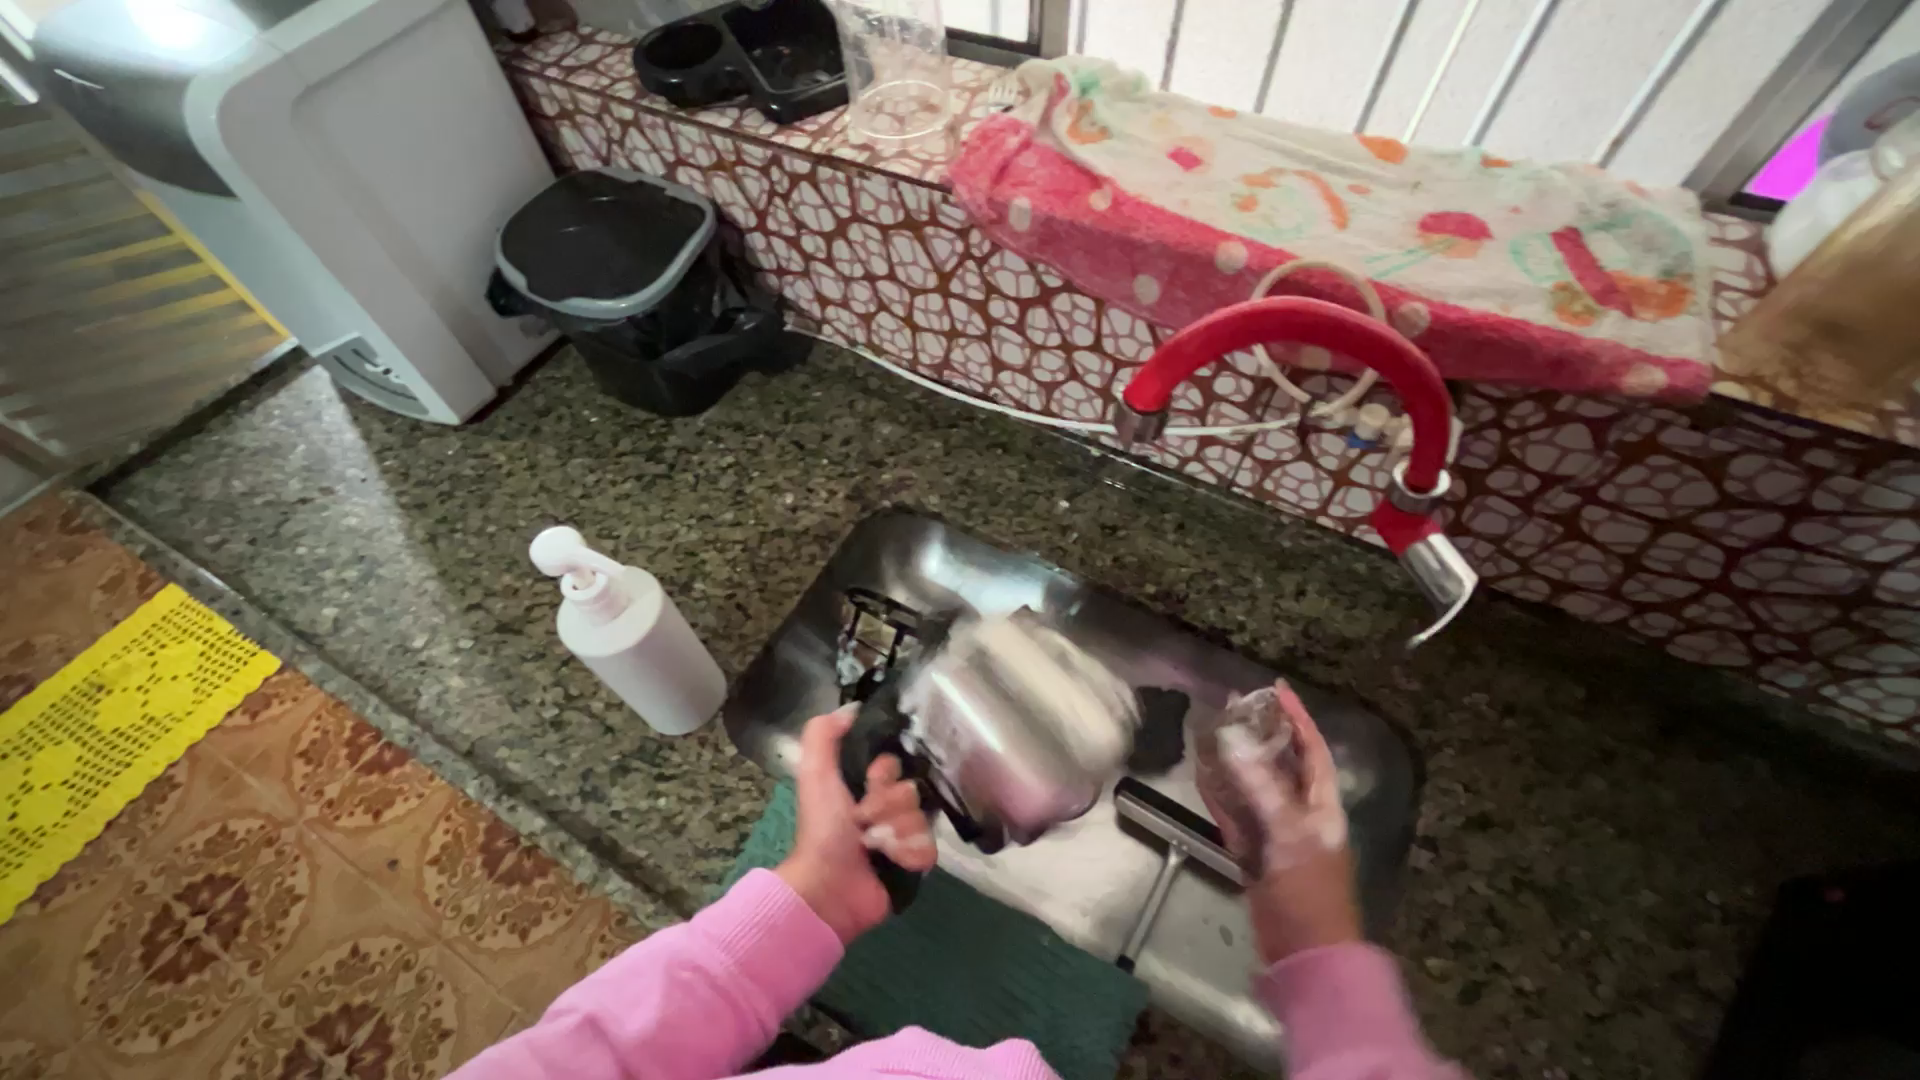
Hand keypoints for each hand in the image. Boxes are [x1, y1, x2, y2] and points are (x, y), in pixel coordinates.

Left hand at [776, 705, 935, 944]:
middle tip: (865, 819)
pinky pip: (929, 847)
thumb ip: (823, 734)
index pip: (897, 763)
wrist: (829, 885)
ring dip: (896, 831)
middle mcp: (886, 805)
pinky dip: (908, 854)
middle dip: (890, 804)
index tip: (869, 782)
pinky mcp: (914, 862)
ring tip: (874, 844)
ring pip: (922, 817)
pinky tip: (890, 861)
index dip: (885, 772)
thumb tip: (853, 708)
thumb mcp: (815, 773)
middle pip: (912, 789)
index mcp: (864, 784)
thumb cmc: (823, 827)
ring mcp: (902, 834)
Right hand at [1202, 681, 1362, 964]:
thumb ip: (1261, 788)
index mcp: (1321, 804)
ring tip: (1212, 730)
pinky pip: (1233, 811)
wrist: (1304, 951)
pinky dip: (1218, 792)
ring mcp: (1274, 830)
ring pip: (1251, 784)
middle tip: (1233, 705)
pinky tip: (1201, 772)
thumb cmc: (1308, 889)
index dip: (1297, 717)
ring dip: (1233, 759)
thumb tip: (1235, 745)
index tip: (1276, 689)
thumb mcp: (1288, 834)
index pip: (1311, 749)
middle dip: (1259, 732)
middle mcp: (1299, 810)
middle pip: (1279, 761)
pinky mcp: (1253, 849)